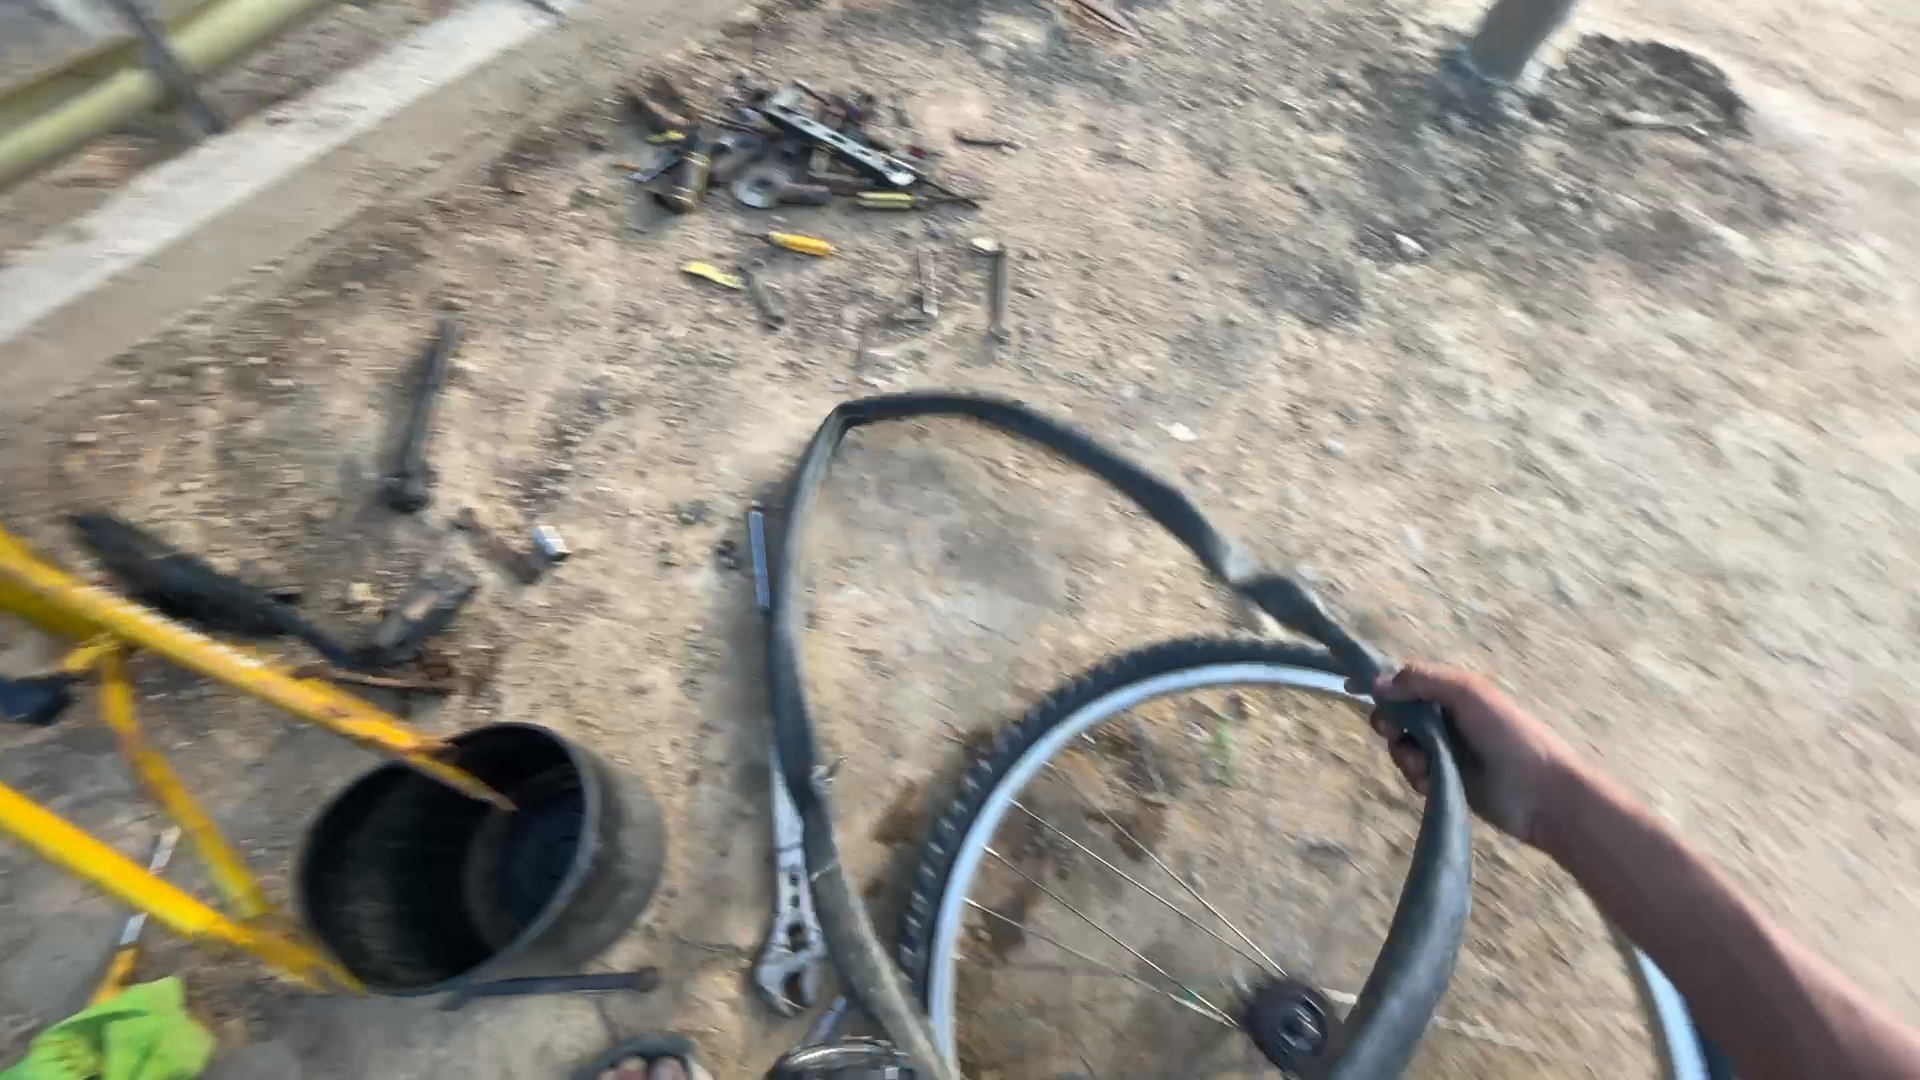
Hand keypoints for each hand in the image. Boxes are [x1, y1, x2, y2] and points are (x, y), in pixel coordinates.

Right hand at [1361, 663, 1584, 847]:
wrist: (1543, 794)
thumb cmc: (1509, 735)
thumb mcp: (1468, 694)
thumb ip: (1421, 681)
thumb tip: (1377, 683)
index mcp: (1451, 695)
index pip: (1405, 683)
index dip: (1378, 684)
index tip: (1349, 687)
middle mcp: (1445, 720)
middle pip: (1396, 715)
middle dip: (1387, 722)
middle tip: (1390, 731)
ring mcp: (1444, 752)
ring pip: (1400, 745)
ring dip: (1402, 753)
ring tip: (1420, 764)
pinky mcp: (1444, 780)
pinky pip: (1412, 773)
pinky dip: (1415, 775)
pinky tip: (1430, 780)